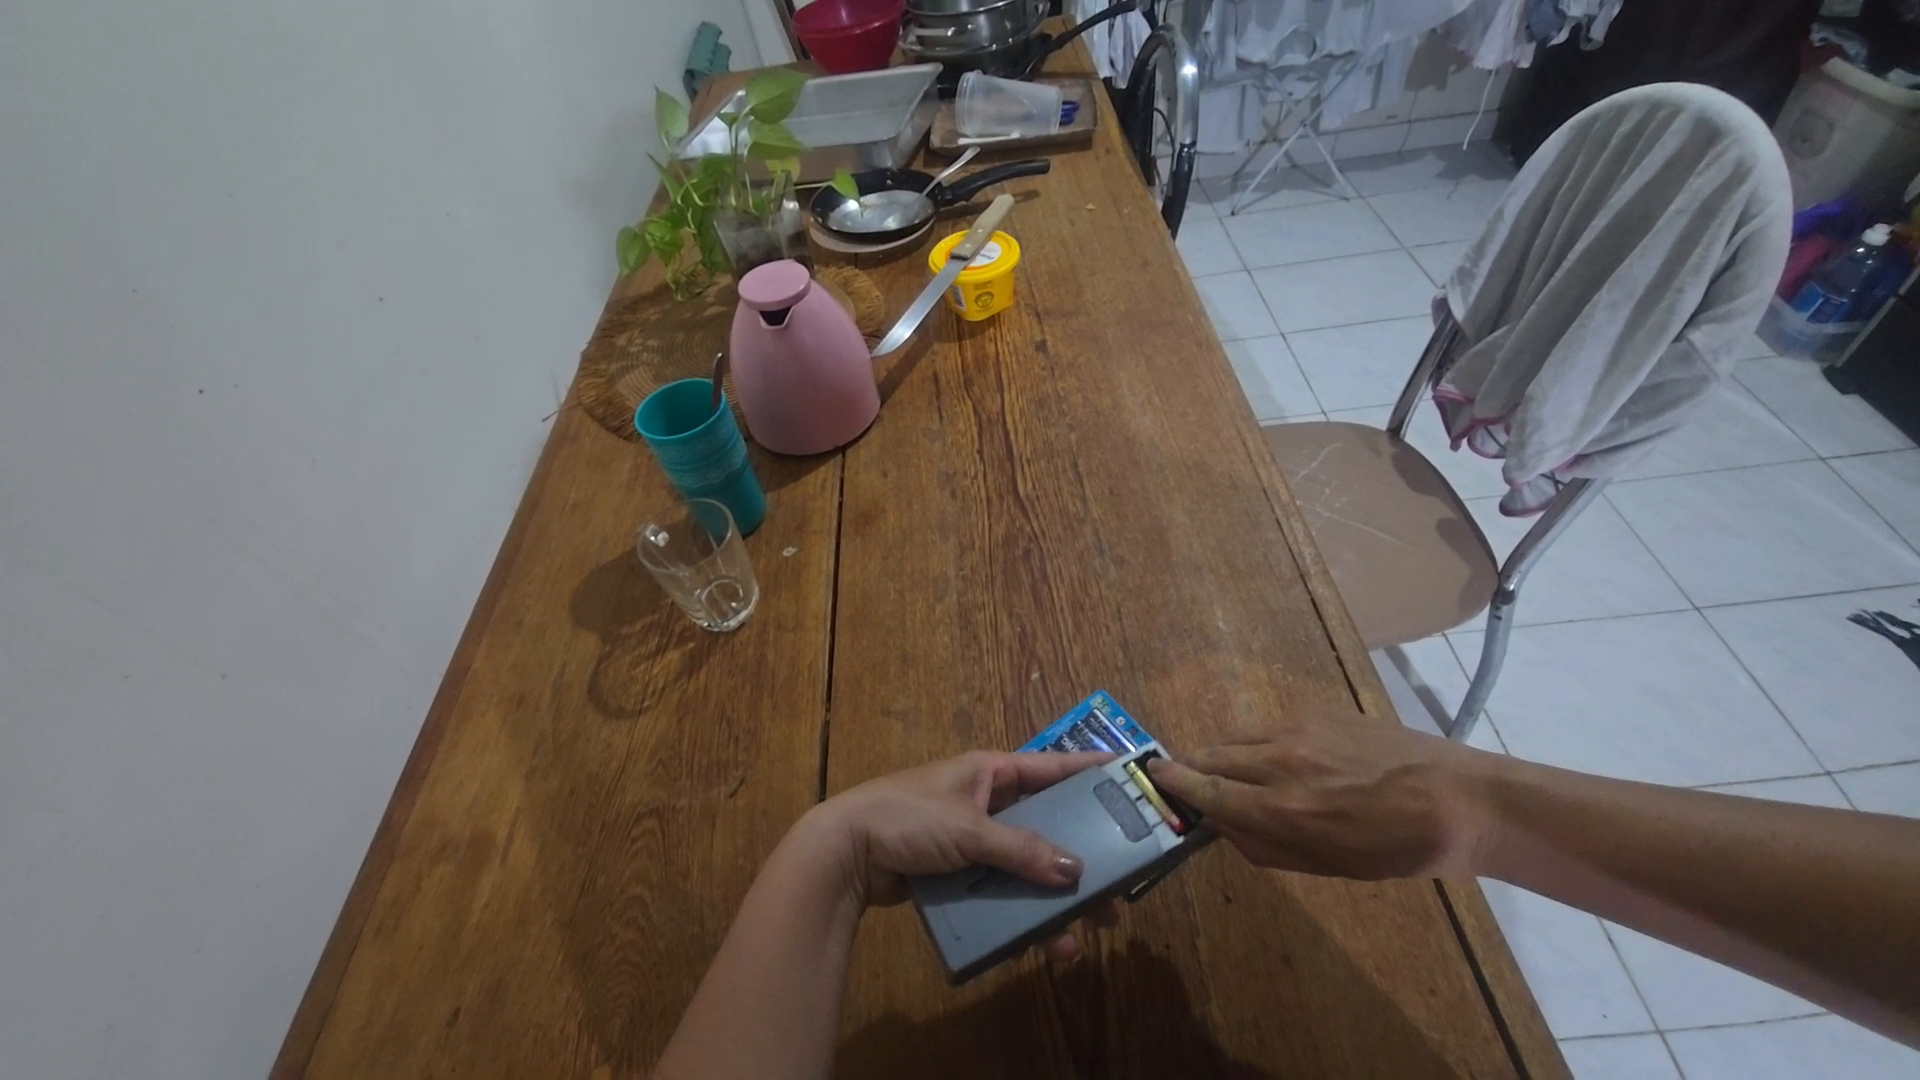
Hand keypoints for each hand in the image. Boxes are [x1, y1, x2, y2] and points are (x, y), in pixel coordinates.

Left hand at [805, 750, 1116, 959]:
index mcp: (989, 772)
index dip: (1088, 771)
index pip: (1050, 767)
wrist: (845, 853)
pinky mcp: (958, 872)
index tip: (1128, 775)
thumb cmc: (907, 819)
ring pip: (1025, 865)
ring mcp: (972, 839)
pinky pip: (1000, 889)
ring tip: (1077, 933)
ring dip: (1050, 897)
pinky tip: (1038, 940)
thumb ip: (1020, 849)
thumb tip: (1074, 870)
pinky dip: (1018, 911)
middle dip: (1078, 858)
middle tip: (1114, 888)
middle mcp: (986, 801)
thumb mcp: (967, 829)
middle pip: (1045, 826)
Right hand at [1144, 708, 1499, 879]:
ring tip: (1231, 772)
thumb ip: (1264, 846)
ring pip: (1235, 737)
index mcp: (1284, 809)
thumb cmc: (1395, 849)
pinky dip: (1257, 744)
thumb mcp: (1329, 866)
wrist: (1459, 800)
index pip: (1206, 791)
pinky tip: (1279, 758)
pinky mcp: (1317, 711)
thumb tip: (1220, 825)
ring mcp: (1299, 729)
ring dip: (1222, 755)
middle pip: (1211, 756)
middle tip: (1184, 780)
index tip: (1151, 774)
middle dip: (1191, 768)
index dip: (1174, 783)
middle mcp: (1280, 762)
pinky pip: (1267, 727)